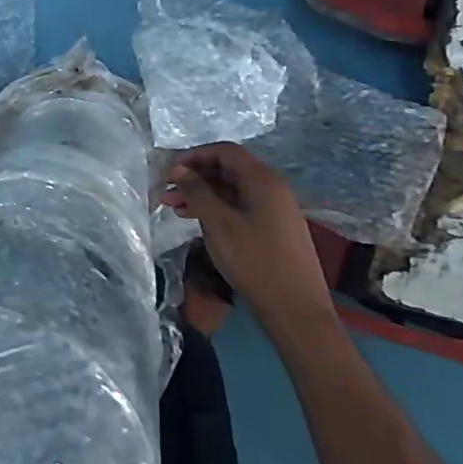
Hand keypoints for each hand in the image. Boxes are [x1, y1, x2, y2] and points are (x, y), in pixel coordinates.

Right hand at [163, 142, 331, 318]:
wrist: (296, 312)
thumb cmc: (254, 262)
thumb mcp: (219, 224)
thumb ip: (197, 191)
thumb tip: (179, 169)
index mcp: (263, 180)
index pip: (225, 151)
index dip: (194, 156)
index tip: (169, 171)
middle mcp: (273, 188)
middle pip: (228, 170)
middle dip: (195, 177)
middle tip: (166, 191)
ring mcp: (276, 209)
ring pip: (232, 191)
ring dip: (202, 195)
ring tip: (173, 208)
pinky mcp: (274, 228)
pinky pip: (241, 207)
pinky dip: (217, 209)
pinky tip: (196, 221)